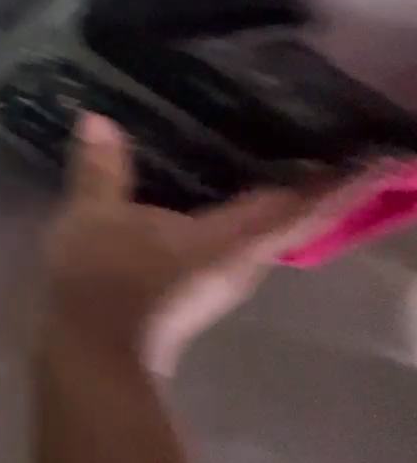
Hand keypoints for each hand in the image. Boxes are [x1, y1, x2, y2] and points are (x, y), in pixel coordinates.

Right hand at [45, 114, 374, 376]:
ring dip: (272, 207)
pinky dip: (237, 220)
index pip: (297, 207)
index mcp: (231, 241)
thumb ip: (102, 170)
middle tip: (314, 152)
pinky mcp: (197, 288)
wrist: (93, 345)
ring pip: (262, 236)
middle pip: (291, 224)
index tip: (371, 157)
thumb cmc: (105, 274)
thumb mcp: (93, 215)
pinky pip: (233, 244)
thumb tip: (99, 118)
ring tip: (263, 170)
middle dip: (309, 192)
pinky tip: (208, 204)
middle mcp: (242, 263)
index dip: (336, 183)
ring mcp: (220, 280)